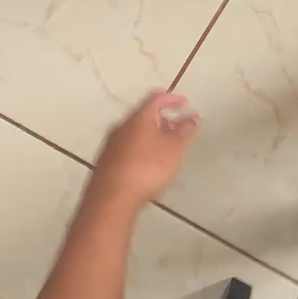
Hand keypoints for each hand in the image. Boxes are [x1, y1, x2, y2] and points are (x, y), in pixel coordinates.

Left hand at [90, 92, 199, 212]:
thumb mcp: (175, 148)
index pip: (156, 98)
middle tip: (178, 130)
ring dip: (152, 136)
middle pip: (144, 115)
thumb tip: (192, 117)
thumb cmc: (147, 168)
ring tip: (166, 150)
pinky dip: (141, 149)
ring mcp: (110, 145)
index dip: (173, 98)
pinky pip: (127, 147)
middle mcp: (122, 126)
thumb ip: (186, 130)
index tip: (185, 104)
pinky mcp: (105, 163)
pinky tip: (149, 166)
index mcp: (139, 117)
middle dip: (163, 120)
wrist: (110, 201)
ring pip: (135, 132)